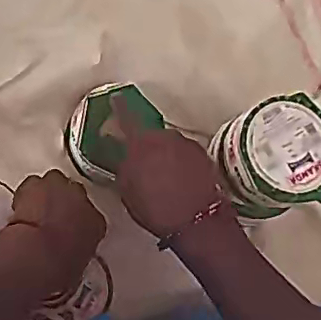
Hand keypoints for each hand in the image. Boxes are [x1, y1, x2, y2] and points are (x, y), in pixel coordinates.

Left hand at [7, 170, 106, 291]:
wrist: (38, 254)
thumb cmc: (58, 268)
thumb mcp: (76, 262)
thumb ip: (77, 249)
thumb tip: (68, 251)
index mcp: (97, 223)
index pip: (90, 216)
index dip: (76, 221)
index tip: (67, 229)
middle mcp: (82, 199)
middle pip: (74, 191)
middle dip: (64, 200)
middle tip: (51, 216)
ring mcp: (58, 187)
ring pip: (53, 181)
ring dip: (46, 192)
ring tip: (35, 209)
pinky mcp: (34, 184)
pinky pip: (32, 184)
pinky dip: (26, 193)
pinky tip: (20, 207)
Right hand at [107, 94, 235, 242]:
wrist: (197, 221)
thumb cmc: (155, 209)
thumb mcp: (127, 191)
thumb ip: (124, 167)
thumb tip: (123, 156)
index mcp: (140, 144)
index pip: (126, 118)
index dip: (119, 108)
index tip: (116, 97)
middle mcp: (165, 137)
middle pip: (151, 134)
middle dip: (146, 145)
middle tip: (142, 164)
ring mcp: (187, 145)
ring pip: (170, 144)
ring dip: (165, 154)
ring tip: (162, 177)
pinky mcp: (204, 156)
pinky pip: (185, 154)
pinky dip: (180, 162)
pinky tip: (179, 180)